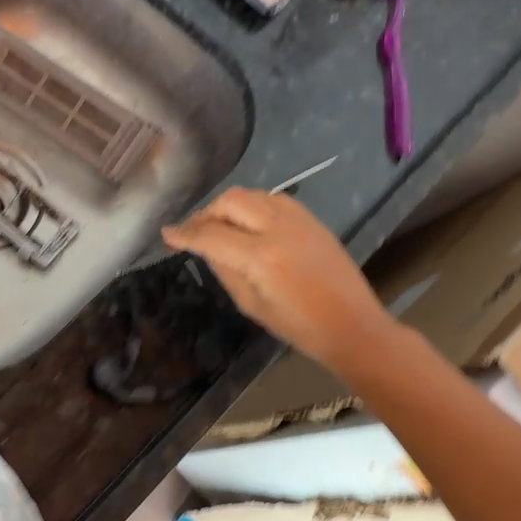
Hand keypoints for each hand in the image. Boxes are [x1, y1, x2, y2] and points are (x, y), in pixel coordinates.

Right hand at [162, 188, 397, 370]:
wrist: (353, 325)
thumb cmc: (299, 326)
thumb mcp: (251, 304)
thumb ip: (224, 270)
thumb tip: (204, 248)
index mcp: (261, 256)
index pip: (211, 235)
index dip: (184, 234)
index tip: (167, 235)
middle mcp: (279, 229)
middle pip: (230, 201)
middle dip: (206, 213)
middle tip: (195, 232)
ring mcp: (298, 219)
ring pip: (250, 194)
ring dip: (228, 207)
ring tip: (219, 226)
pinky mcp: (311, 219)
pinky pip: (272, 198)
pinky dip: (252, 206)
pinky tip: (248, 224)